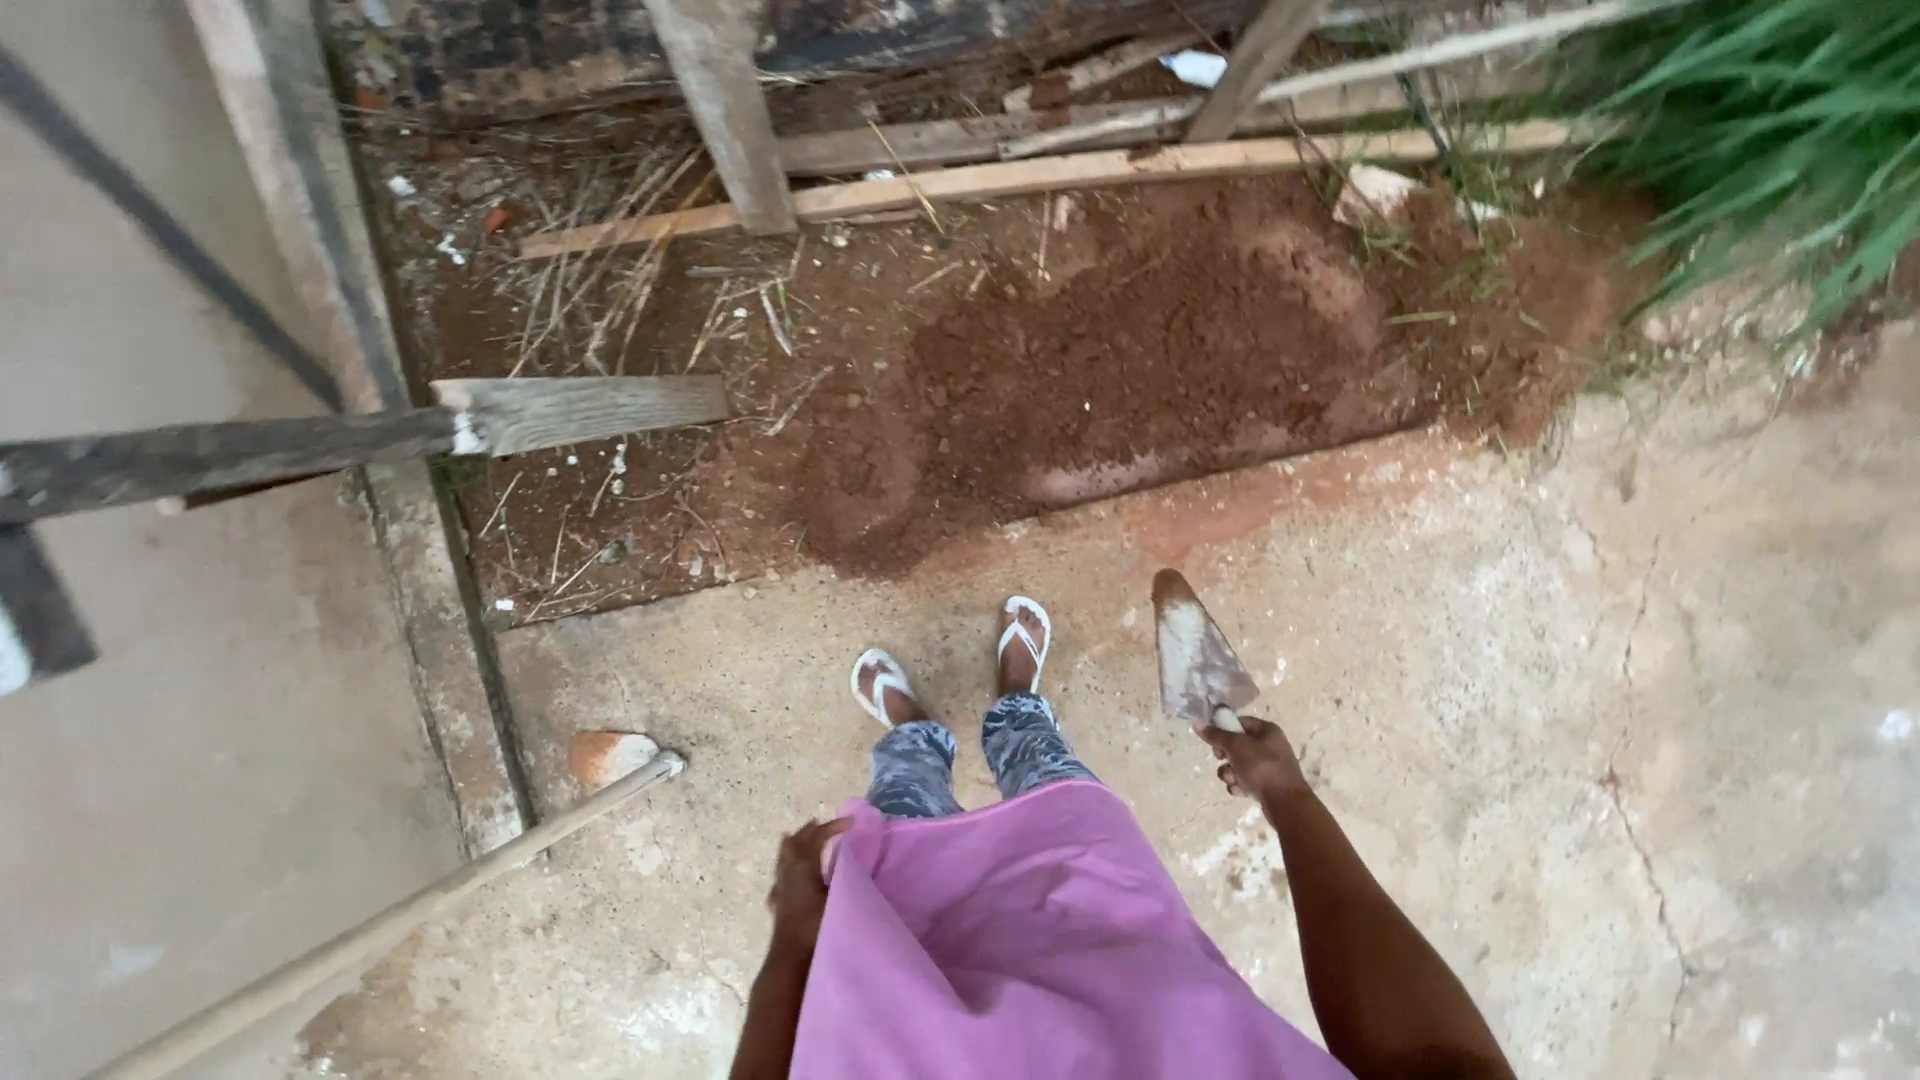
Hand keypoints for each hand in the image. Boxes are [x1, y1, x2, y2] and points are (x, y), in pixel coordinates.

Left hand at [765, 817, 851, 951]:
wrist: (790, 958)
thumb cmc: (815, 926)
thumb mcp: (837, 899)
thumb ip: (844, 879)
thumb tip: (851, 866)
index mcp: (804, 866)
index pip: (817, 837)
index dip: (834, 826)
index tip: (852, 823)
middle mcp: (788, 872)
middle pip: (796, 842)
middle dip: (809, 830)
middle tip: (820, 823)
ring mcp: (780, 888)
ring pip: (783, 858)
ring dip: (792, 845)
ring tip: (794, 837)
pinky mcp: (776, 904)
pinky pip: (778, 879)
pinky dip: (783, 871)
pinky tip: (783, 879)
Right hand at [1193, 715, 1309, 802]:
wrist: (1285, 802)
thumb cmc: (1262, 767)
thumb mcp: (1236, 746)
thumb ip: (1216, 735)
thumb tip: (1197, 723)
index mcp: (1267, 730)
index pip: (1239, 722)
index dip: (1224, 728)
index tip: (1212, 738)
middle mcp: (1269, 746)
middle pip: (1237, 744)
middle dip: (1224, 755)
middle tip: (1221, 759)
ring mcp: (1269, 766)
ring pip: (1238, 764)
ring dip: (1229, 772)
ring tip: (1232, 780)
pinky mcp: (1266, 784)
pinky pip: (1245, 780)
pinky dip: (1239, 785)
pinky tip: (1240, 791)